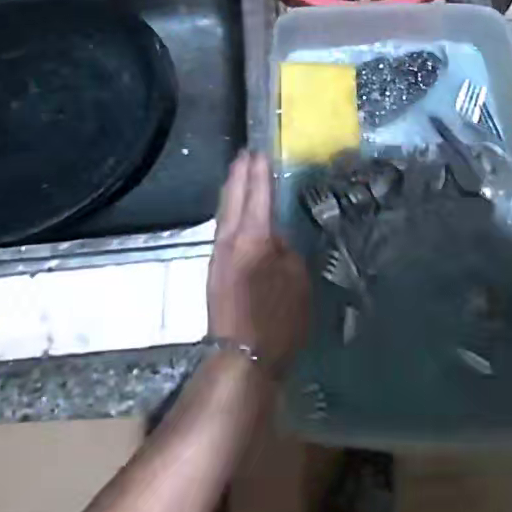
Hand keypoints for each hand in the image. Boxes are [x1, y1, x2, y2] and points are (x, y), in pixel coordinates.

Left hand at [207, 152, 309, 373]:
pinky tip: (233, 211)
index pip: (257, 195)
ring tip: (237, 174)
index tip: (260, 152)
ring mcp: (218, 255)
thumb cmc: (278, 321)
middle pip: (233, 198)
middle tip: (244, 154)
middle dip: (239, 175)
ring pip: (224, 213)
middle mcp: (230, 240)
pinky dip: (228, 210)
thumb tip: (274, 237)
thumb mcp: (297, 281)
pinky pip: (222, 227)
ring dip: (231, 191)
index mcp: (253, 238)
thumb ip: (286, 250)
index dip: (260, 173)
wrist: (241, 358)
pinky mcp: (214, 270)